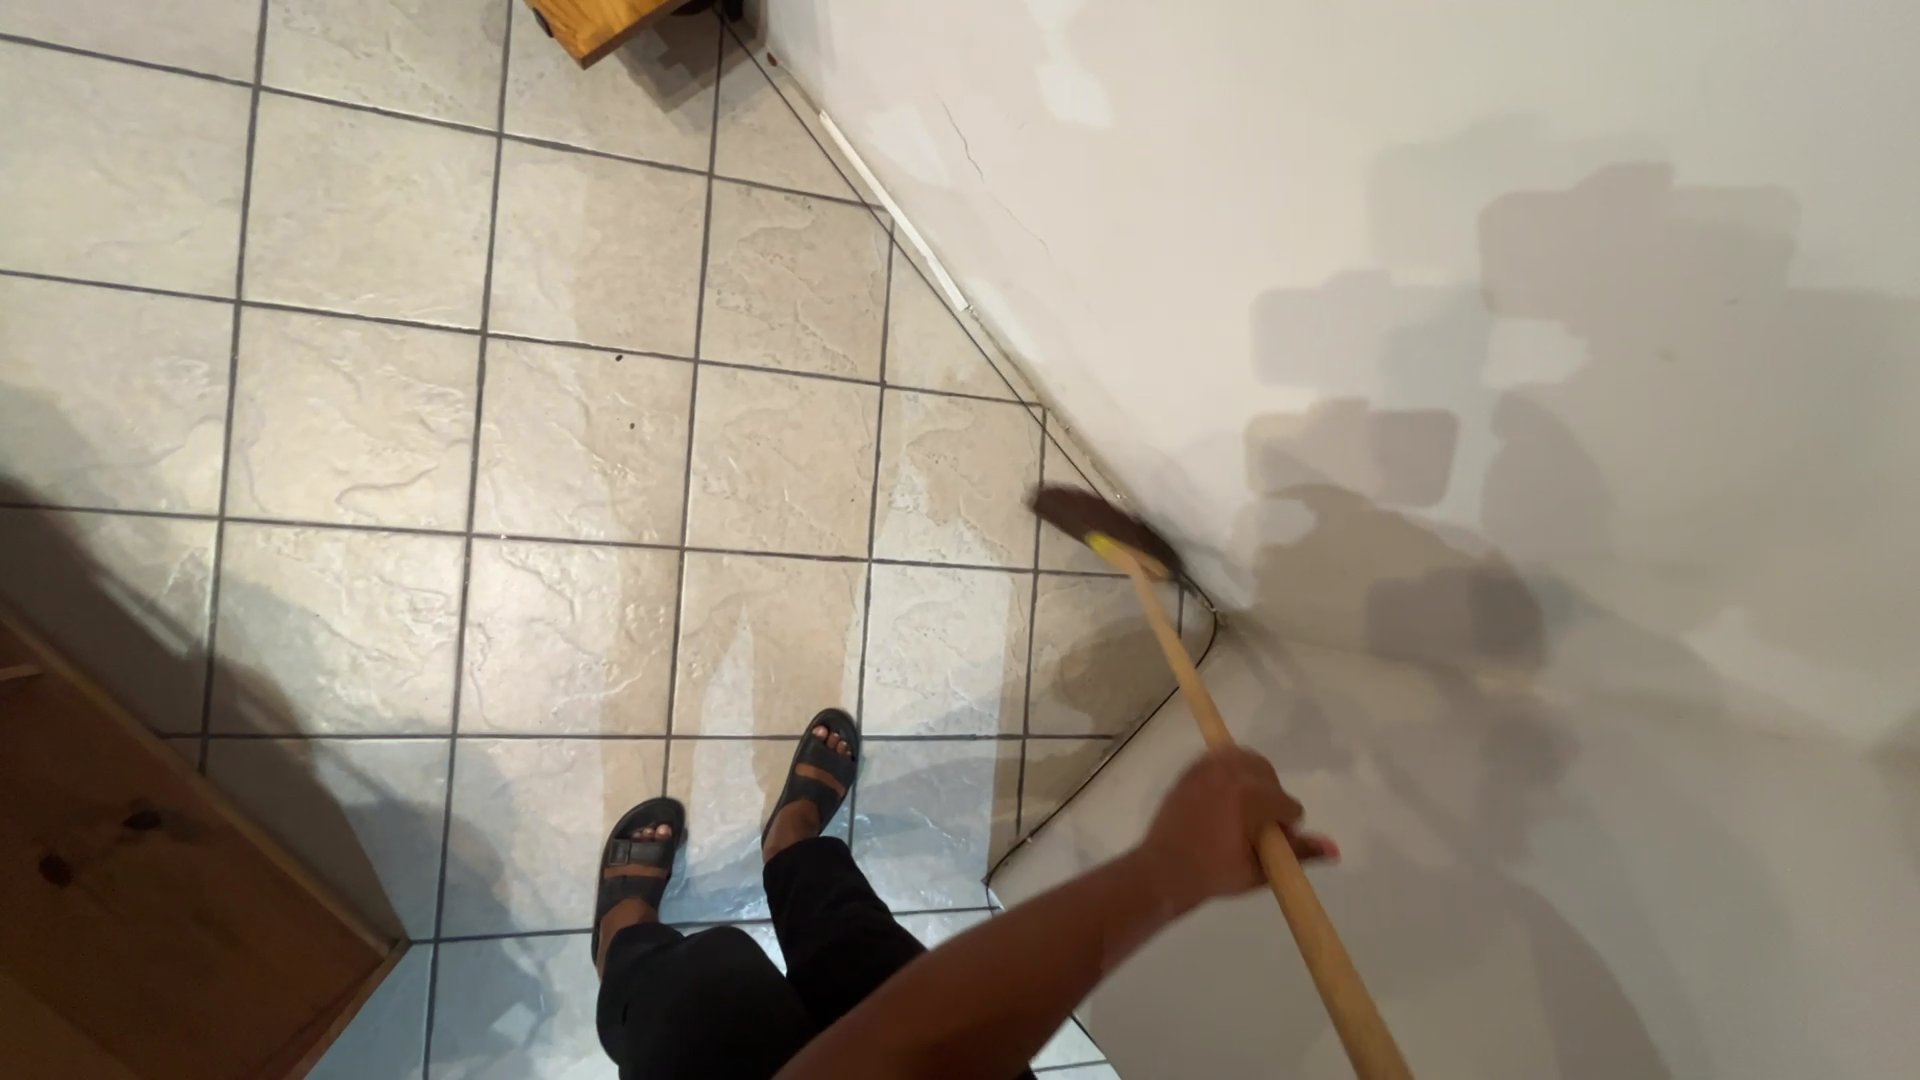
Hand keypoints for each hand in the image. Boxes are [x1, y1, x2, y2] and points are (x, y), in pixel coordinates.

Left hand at [1136, 746, 1337, 912]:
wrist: (1167, 867)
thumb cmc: (1215, 872)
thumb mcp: (1261, 869)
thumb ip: (1298, 853)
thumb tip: (1335, 848)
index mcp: (1253, 797)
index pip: (1288, 806)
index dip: (1286, 827)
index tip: (1272, 841)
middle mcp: (1232, 774)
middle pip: (1268, 774)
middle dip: (1271, 797)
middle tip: (1258, 824)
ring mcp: (1209, 768)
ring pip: (1245, 759)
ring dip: (1252, 778)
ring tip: (1243, 808)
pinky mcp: (1192, 769)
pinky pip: (1220, 757)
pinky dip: (1229, 769)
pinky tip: (1225, 794)